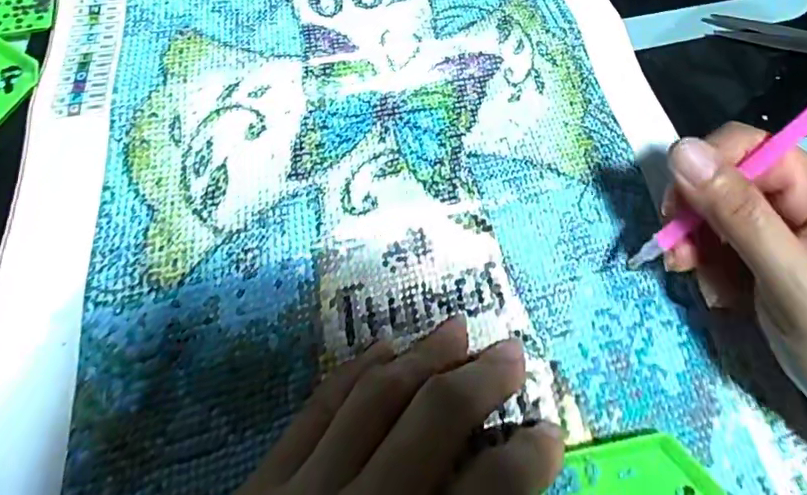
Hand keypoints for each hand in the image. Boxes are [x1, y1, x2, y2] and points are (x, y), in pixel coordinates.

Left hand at [237, 315, 563, 494]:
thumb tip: (504, 488)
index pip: (490, 488)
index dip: (530, 458)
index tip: (549, 436)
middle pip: (434, 418)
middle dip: (483, 379)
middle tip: (513, 351)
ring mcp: (301, 494)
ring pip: (376, 397)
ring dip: (424, 356)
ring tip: (458, 328)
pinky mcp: (257, 488)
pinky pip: (315, 409)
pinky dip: (354, 373)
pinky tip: (383, 347)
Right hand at [659, 124, 806, 435]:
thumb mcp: (798, 289)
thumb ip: (740, 217)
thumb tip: (680, 148)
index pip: (752, 148)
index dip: (706, 170)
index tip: (674, 215)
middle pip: (731, 179)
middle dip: (699, 217)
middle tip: (681, 262)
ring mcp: (792, 231)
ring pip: (722, 214)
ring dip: (704, 248)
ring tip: (712, 292)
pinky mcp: (777, 260)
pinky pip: (729, 246)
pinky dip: (716, 269)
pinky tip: (726, 299)